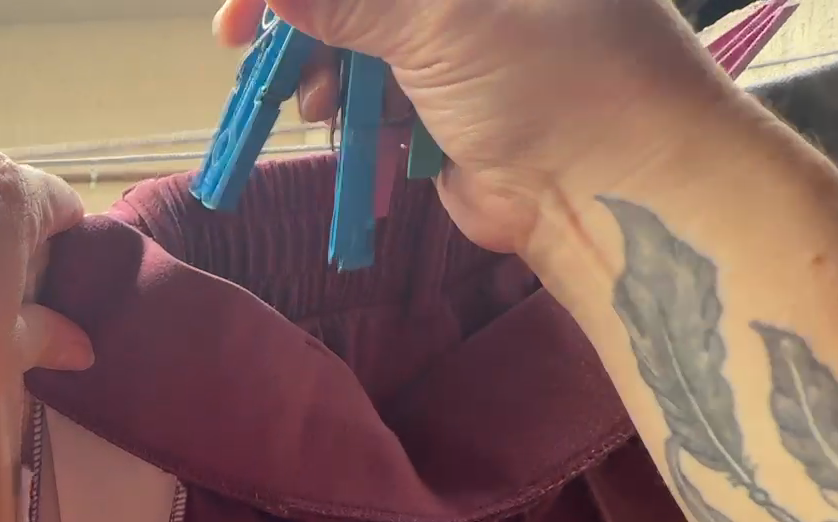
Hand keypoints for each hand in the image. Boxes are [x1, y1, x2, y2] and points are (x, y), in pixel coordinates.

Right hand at [216, 0, 750, 252]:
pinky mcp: (434, 98)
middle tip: (243, 43)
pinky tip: (336, 121)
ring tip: (315, 103)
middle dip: (303, 20)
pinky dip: (344, 104)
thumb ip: (354, 3)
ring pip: (356, 41)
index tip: (246, 9)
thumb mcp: (443, 26)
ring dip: (320, 70)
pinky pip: (369, 89)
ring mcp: (452, 40)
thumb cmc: (546, 81)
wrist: (594, 187)